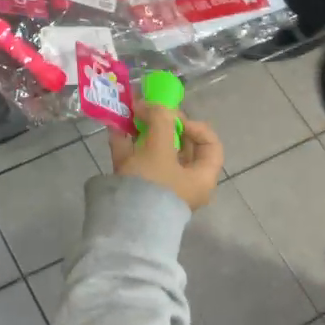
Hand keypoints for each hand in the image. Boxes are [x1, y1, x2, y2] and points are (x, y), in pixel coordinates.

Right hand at [108, 101, 222, 210]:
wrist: (126, 220)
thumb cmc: (154, 183)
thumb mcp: (159, 147)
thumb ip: (160, 120)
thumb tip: (152, 104)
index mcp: (202, 176)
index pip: (210, 144)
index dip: (193, 125)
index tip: (172, 118)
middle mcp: (185, 181)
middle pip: (179, 145)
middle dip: (162, 124)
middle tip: (146, 111)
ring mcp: (160, 184)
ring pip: (155, 151)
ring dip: (142, 131)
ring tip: (128, 117)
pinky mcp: (138, 186)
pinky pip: (136, 160)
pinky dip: (127, 143)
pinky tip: (114, 130)